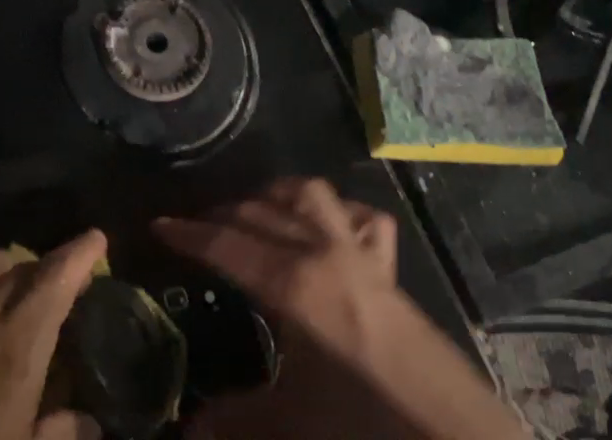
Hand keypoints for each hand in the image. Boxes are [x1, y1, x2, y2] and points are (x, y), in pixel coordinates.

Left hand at [0, 230, 107, 439]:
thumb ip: (61, 431)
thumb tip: (88, 422)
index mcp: (14, 346)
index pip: (53, 279)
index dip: (78, 255)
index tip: (96, 239)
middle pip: (17, 268)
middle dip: (46, 267)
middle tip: (63, 282)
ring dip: (3, 268)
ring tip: (15, 287)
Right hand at [155, 178, 519, 439]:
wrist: (452, 432)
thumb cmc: (363, 421)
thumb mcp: (290, 422)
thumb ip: (236, 420)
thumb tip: (190, 430)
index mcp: (292, 283)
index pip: (227, 244)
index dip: (189, 235)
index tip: (159, 227)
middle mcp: (322, 252)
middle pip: (261, 212)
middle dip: (222, 213)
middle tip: (195, 228)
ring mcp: (360, 253)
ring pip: (310, 195)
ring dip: (274, 196)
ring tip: (250, 212)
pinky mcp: (387, 267)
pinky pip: (359, 218)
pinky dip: (334, 213)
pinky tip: (322, 230)